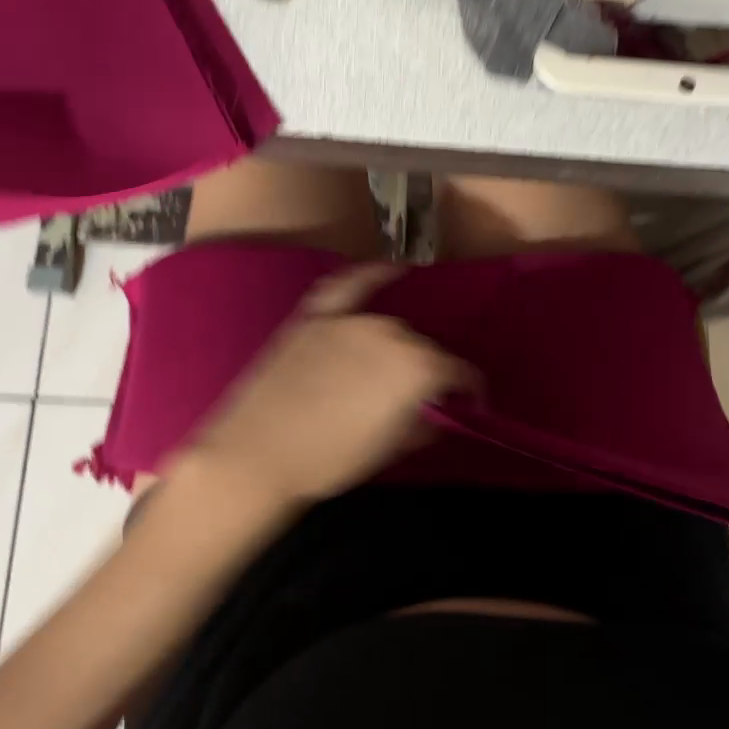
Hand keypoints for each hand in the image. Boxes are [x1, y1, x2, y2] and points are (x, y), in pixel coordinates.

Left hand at [186, 264, 469, 506]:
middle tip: (422, 402)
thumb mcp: (389, 449)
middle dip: (428, 374)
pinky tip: (393, 268)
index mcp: (415, 368)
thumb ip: (423, 424)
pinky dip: (373, 274)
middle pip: (422, 349)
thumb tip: (441, 414)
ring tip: (393, 372)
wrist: (257, 455)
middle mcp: (389, 333)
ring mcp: (349, 321)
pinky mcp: (315, 318)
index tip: (470, 407)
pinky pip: (349, 287)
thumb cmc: (330, 460)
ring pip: (389, 327)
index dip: (469, 392)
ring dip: (398, 347)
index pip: (458, 372)